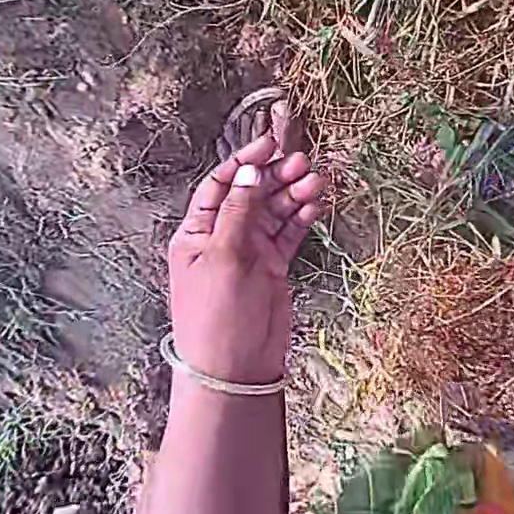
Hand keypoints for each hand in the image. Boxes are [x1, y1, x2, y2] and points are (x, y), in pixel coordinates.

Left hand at [166, 135, 325, 384]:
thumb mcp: (224, 257)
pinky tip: (314, 204)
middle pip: (252, 193)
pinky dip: (301, 216)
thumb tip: (249, 172)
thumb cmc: (218, 314)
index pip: (221, 184)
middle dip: (275, 176)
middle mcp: (224, 236)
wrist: (236, 369)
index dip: (244, 162)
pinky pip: (288, 232)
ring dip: (293, 193)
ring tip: (315, 181)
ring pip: (275, 210)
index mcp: (198, 231)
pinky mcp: (273, 264)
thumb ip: (239, 212)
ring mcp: (251, 250)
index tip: (269, 144)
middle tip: (302, 162)